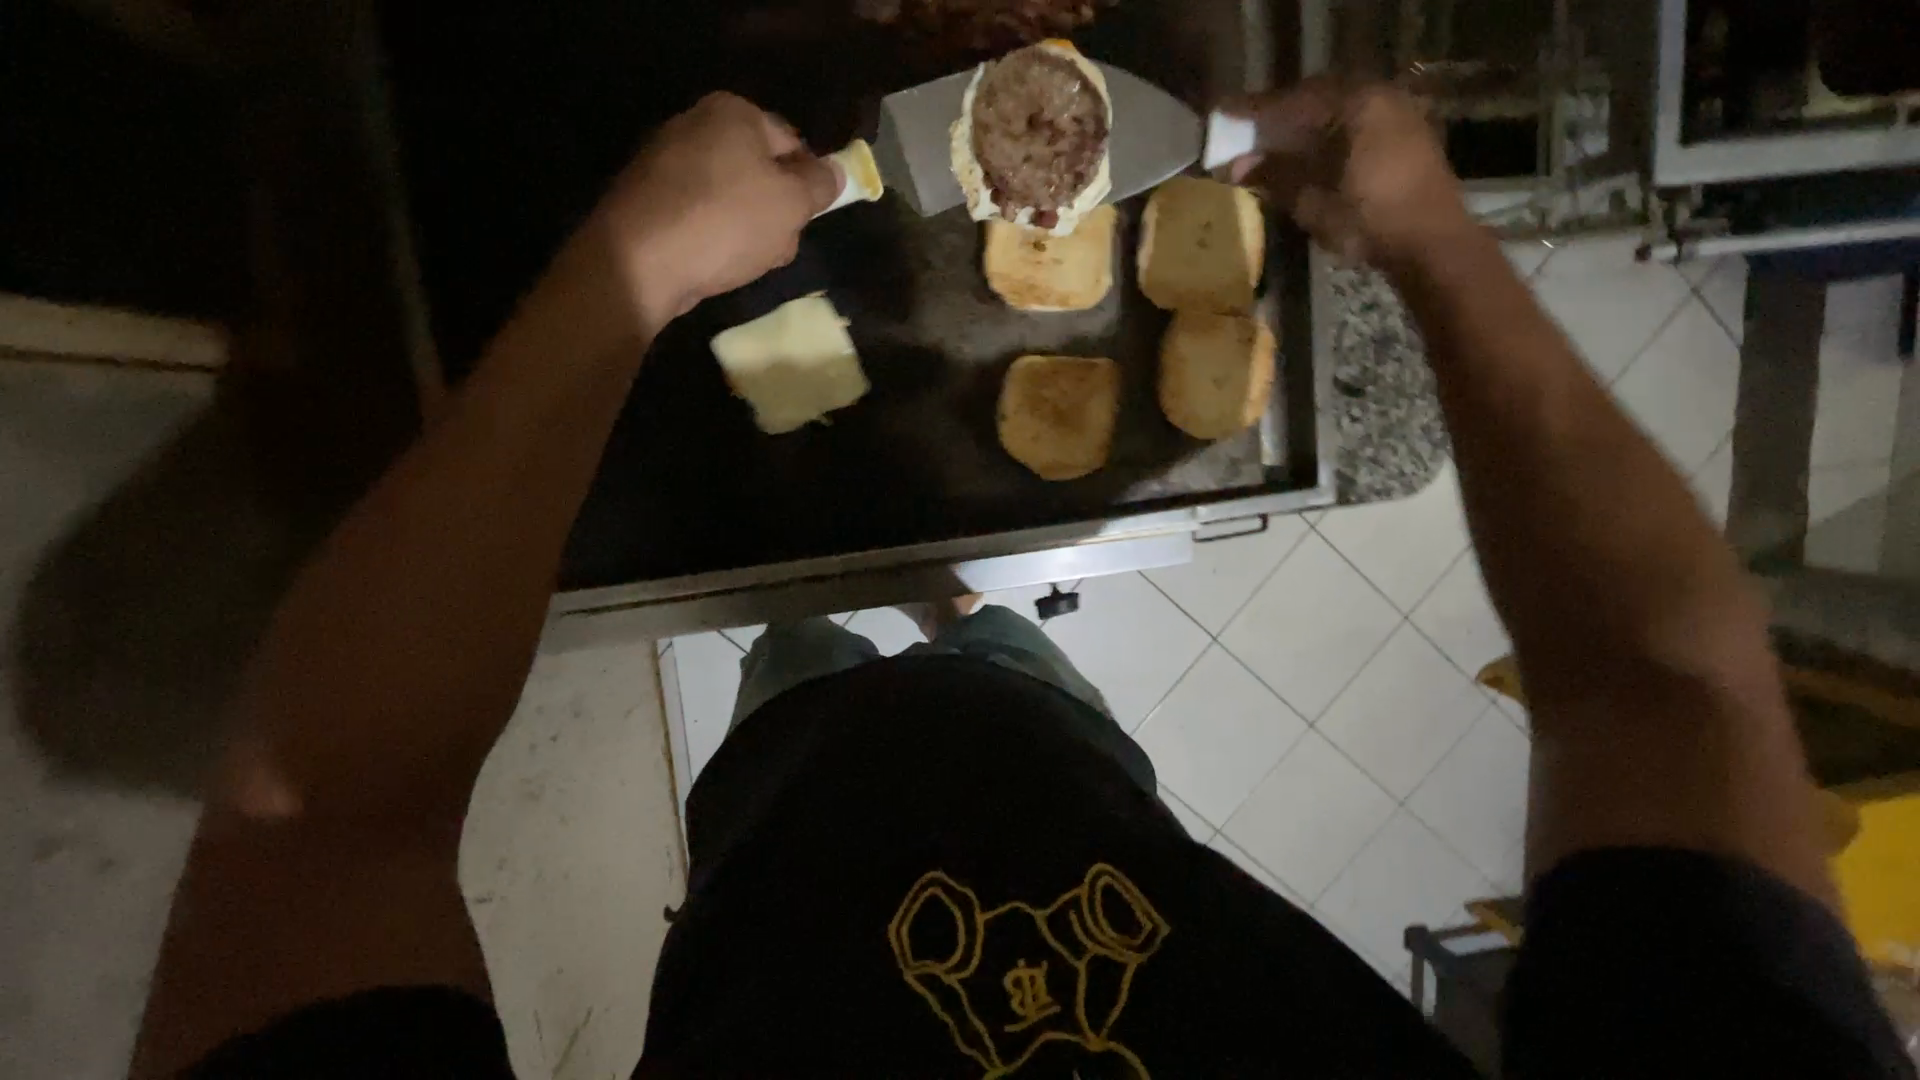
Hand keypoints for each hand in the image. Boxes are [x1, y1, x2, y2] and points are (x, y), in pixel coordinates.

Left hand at [584, 93, 840, 336]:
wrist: (640, 261)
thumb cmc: (726, 222)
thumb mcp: (792, 204)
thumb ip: (820, 185)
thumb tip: (835, 171)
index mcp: (734, 112)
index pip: (792, 142)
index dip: (810, 182)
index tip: (813, 217)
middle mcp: (696, 124)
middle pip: (762, 172)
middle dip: (778, 212)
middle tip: (781, 245)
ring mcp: (667, 161)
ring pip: (733, 200)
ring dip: (751, 231)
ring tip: (747, 260)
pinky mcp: (650, 199)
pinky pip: (701, 216)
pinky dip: (715, 238)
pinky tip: (717, 263)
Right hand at [1223, 79, 1473, 269]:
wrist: (1430, 244)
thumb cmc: (1367, 220)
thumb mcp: (1310, 201)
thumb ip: (1274, 175)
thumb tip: (1237, 166)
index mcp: (1354, 102)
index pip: (1291, 101)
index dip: (1253, 113)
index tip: (1222, 119)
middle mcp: (1378, 96)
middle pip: (1315, 100)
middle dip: (1278, 118)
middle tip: (1246, 134)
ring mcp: (1397, 114)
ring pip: (1337, 113)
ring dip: (1303, 128)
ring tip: (1272, 148)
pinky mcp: (1407, 137)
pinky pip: (1357, 125)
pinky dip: (1328, 137)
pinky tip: (1309, 157)